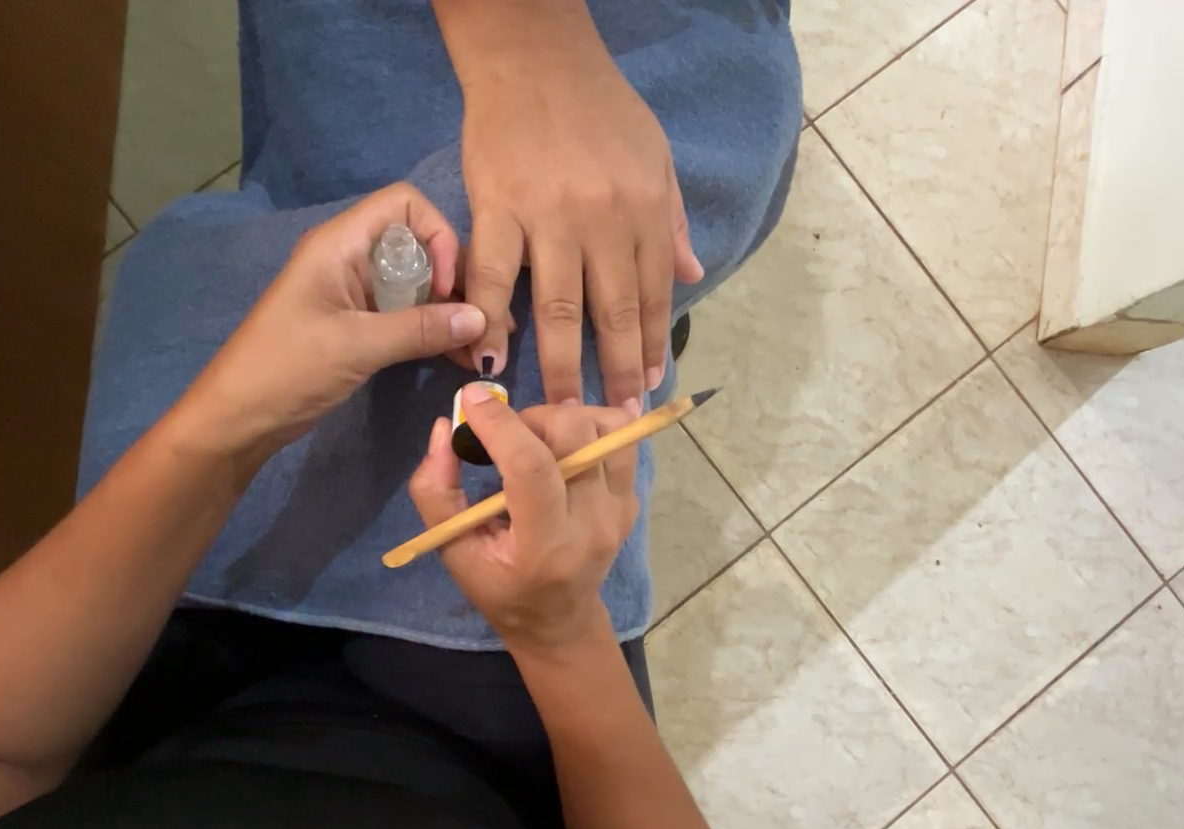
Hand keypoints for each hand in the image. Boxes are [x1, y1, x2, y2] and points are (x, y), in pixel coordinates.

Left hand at [171, 183, 485, 459]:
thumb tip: (481, 319)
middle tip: (490, 326)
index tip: (447, 287)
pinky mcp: (363, 329)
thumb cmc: (287, 367)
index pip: (405, 206)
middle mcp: (353, 261)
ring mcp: (359, 297)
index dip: (437, 237)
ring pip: (421, 290)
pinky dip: (437, 335)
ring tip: (488, 348)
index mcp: (341, 244)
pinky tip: (464, 359)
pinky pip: (410, 320)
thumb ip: (420, 329)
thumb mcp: (357, 345)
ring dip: (454, 315)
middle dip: (459, 284)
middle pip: (420, 250)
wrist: (241, 416)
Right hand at [408, 386, 639, 651]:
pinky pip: (620, 439)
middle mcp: (592, 525)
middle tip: (506, 433)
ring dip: (565, 417)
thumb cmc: (499, 588)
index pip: (532, 468)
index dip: (500, 424)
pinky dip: (589, 429)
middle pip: (576, 435)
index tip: (472, 400)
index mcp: (545, 547)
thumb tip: (446, 427)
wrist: (559, 620)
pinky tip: (562, 449)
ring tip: (537, 438)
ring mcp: (619, 511)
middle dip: (532, 417)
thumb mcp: (454, 550)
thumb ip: (437, 492)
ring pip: (607, 427)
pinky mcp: (631, 501)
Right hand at [456, 30, 703, 411]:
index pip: (652, 295)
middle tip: (615, 418)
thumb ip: (671, 222)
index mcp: (643, 211)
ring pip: (559, 308)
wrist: (534, 55)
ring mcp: (548, 218)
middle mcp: (603, 221)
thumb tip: (694, 276)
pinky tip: (491, 361)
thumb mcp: (657, 156)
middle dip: (616, 371)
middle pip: (611, 312)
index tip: (647, 386)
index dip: (650, 346)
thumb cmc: (601, 108)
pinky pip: (491, 275)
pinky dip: (489, 319)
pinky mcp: (497, 208)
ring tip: (565, 412)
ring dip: (564, 367)